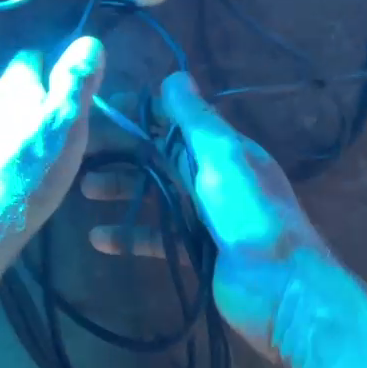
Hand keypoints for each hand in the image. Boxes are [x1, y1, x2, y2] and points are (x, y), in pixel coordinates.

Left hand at [0, 37, 104, 248]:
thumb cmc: (28, 172)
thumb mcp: (64, 124)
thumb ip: (75, 82)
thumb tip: (89, 40)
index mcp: (12, 86)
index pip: (33, 57)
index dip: (58, 68)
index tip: (81, 94)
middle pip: (19, 88)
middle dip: (44, 102)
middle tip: (73, 131)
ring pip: (6, 117)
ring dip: (28, 129)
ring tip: (53, 156)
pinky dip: (11, 152)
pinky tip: (23, 176)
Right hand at [81, 72, 324, 357]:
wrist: (285, 294)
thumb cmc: (252, 215)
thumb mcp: (223, 157)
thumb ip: (196, 119)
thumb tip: (175, 74)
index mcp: (222, 150)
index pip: (174, 120)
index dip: (139, 112)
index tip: (101, 108)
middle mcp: (211, 177)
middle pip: (157, 155)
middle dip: (121, 151)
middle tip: (81, 150)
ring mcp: (201, 215)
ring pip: (151, 193)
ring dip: (119, 188)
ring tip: (84, 189)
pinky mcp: (193, 250)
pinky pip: (153, 236)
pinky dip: (128, 235)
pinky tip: (99, 239)